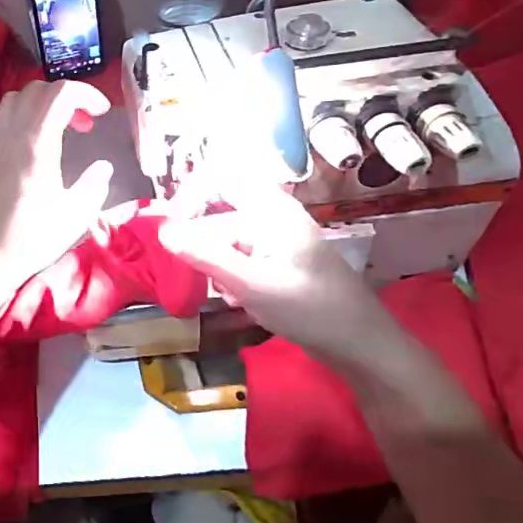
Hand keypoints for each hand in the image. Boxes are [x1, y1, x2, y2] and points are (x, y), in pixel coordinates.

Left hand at [0, 79, 113, 299]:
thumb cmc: (32, 237)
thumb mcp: (76, 214)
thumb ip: (94, 184)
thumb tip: (103, 168)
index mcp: (37, 142)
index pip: (60, 93)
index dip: (86, 94)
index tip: (102, 112)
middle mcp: (12, 134)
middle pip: (38, 90)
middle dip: (67, 97)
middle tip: (85, 123)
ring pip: (16, 100)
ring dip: (42, 103)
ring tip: (60, 128)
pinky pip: (4, 118)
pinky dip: (24, 118)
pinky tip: (36, 145)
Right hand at [158, 173, 387, 364]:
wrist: (359, 344)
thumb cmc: (309, 309)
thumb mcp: (251, 283)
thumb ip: (205, 255)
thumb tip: (163, 231)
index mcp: (272, 210)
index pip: (220, 178)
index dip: (190, 195)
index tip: (172, 230)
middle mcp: (274, 218)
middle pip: (220, 217)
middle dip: (203, 247)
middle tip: (199, 278)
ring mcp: (278, 242)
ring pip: (228, 243)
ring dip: (218, 268)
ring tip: (230, 296)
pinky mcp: (280, 264)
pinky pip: (242, 261)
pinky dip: (233, 279)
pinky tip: (242, 302)